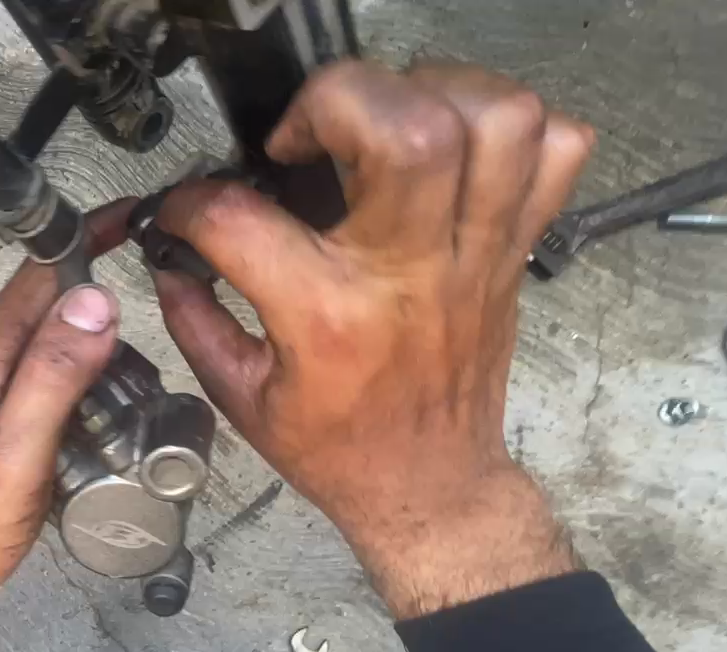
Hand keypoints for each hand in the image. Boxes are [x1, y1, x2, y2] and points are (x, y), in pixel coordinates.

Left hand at [0, 202, 132, 651]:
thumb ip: (51, 377)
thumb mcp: (15, 451)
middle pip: (51, 308)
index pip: (40, 276)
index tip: (148, 221)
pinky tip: (116, 405)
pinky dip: (88, 381)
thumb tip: (97, 299)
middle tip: (171, 309)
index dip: (92, 243)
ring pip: (54, 346)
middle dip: (105, 298)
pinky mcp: (2, 421)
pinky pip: (51, 382)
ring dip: (101, 346)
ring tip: (152, 371)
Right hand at [152, 61, 596, 618]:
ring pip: (496, 118)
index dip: (191, 204)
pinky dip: (511, 123)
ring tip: (378, 122)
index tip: (181, 211)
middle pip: (407, 129)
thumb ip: (194, 323)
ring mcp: (473, 255)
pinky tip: (450, 149)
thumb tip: (170, 267)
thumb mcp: (237, 395)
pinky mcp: (512, 252)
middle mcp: (406, 275)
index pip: (242, 221)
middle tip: (299, 134)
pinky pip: (556, 149)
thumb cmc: (331, 448)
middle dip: (336, 99)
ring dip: (428, 93)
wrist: (422, 482)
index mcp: (323, 319)